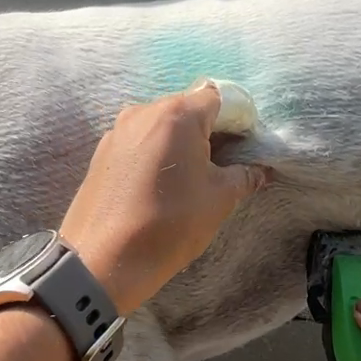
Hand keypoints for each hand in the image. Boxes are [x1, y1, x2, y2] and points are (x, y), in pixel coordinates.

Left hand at [60, 82, 270, 314]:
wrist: (103, 262)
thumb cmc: (170, 223)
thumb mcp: (219, 199)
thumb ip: (244, 176)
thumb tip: (259, 170)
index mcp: (178, 114)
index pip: (219, 98)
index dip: (238, 119)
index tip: (243, 147)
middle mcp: (144, 111)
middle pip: (188, 109)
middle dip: (209, 131)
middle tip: (221, 165)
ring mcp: (118, 131)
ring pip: (162, 125)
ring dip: (181, 144)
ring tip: (189, 179)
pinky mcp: (101, 153)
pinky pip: (140, 142)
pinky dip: (156, 154)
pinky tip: (160, 186)